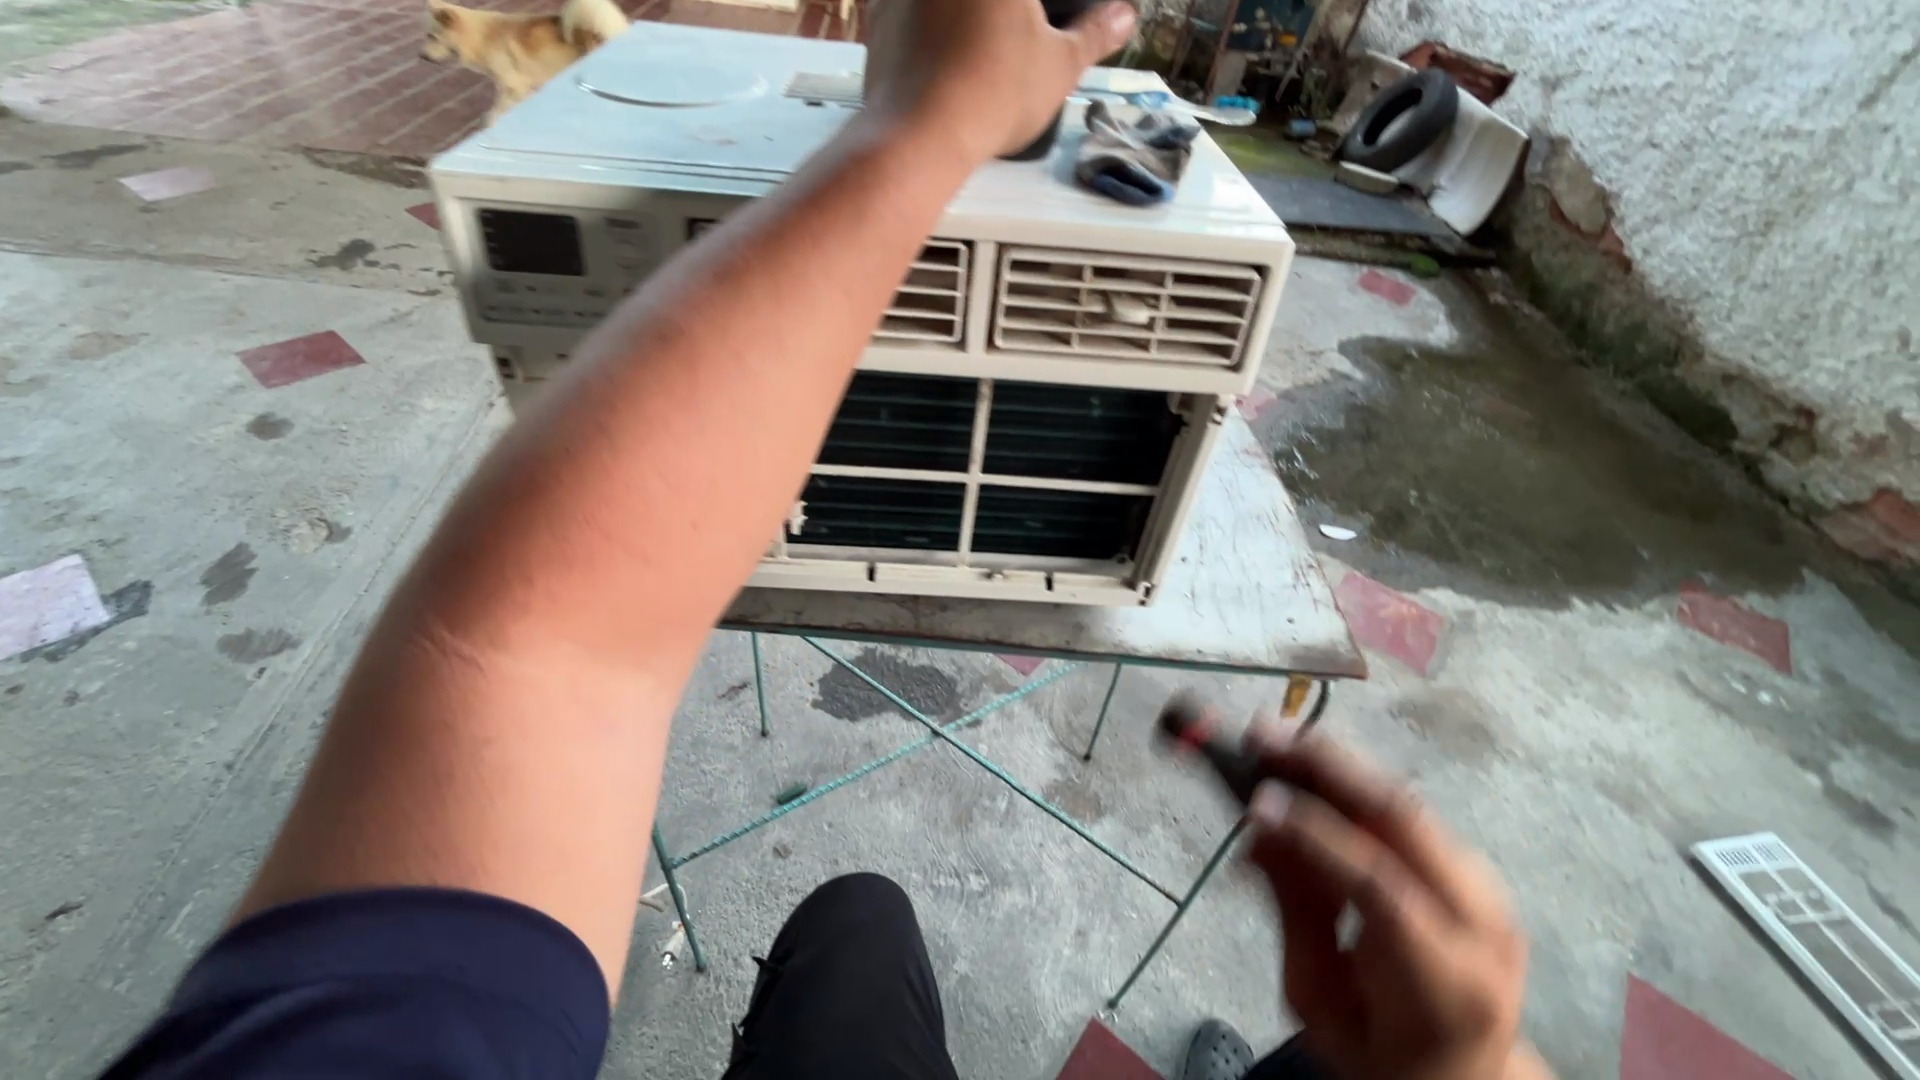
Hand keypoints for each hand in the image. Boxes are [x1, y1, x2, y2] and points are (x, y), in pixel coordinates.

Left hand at [862, 0, 1136, 160]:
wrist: (920, 136)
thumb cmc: (995, 95)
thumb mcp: (1059, 67)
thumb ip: (1094, 34)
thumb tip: (1124, 16)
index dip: (1035, 10)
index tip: (1036, 25)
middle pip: (988, 3)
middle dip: (1007, 17)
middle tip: (1014, 32)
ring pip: (943, 4)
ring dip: (959, 17)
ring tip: (974, 46)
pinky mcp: (875, 12)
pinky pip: (900, 7)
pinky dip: (919, 20)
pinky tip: (935, 49)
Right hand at [1243, 722, 1536, 1079]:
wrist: (1466, 1073)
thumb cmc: (1379, 1052)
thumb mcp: (1320, 1001)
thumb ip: (1296, 914)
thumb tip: (1259, 831)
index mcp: (1443, 982)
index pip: (1380, 887)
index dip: (1315, 836)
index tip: (1255, 802)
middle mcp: (1480, 924)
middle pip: (1404, 820)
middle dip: (1326, 767)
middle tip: (1260, 735)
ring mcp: (1486, 889)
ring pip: (1405, 801)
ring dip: (1335, 763)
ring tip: (1273, 736)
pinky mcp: (1472, 867)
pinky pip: (1403, 811)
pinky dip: (1349, 783)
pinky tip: (1305, 765)